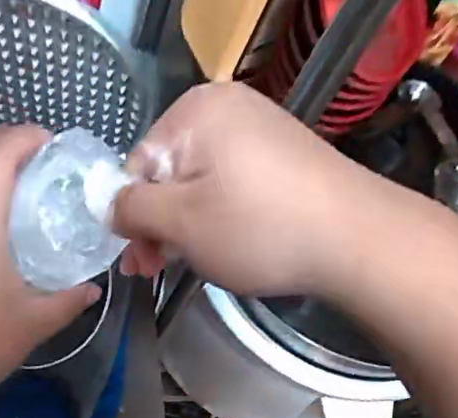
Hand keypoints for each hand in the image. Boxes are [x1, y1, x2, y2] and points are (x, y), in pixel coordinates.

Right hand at [113, 83, 396, 297]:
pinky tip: (227, 245)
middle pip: (168, 174)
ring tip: (196, 262)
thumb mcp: (181, 223)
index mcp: (193, 112)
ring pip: (199, 185)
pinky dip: (220, 218)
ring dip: (188, 228)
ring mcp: (258, 129)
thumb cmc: (257, 228)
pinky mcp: (281, 156)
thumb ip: (133, 210)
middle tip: (159, 270)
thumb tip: (106, 203)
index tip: (138, 262)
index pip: (137, 166)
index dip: (132, 219)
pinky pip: (231, 186)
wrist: (350, 238)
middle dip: (160, 226)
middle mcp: (225, 108)